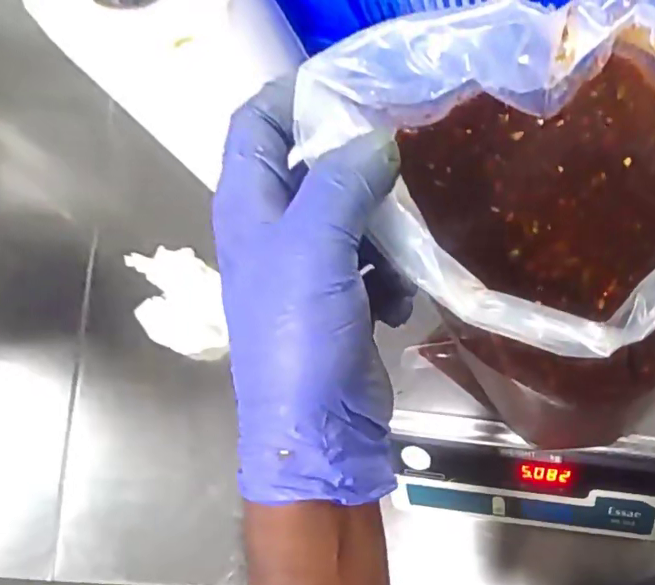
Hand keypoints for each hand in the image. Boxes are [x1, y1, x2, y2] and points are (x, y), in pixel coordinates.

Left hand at [215, 79, 413, 504]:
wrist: (320, 424)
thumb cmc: (301, 335)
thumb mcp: (316, 249)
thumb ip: (343, 186)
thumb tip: (377, 140)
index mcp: (250, 208)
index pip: (260, 127)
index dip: (295, 99)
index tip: (351, 90)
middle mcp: (276, 236)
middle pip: (316, 177)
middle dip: (358, 173)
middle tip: (403, 168)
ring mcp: (312, 277)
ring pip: (353, 227)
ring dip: (384, 236)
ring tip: (405, 255)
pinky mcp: (345, 311)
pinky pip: (373, 274)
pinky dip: (391, 281)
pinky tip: (399, 304)